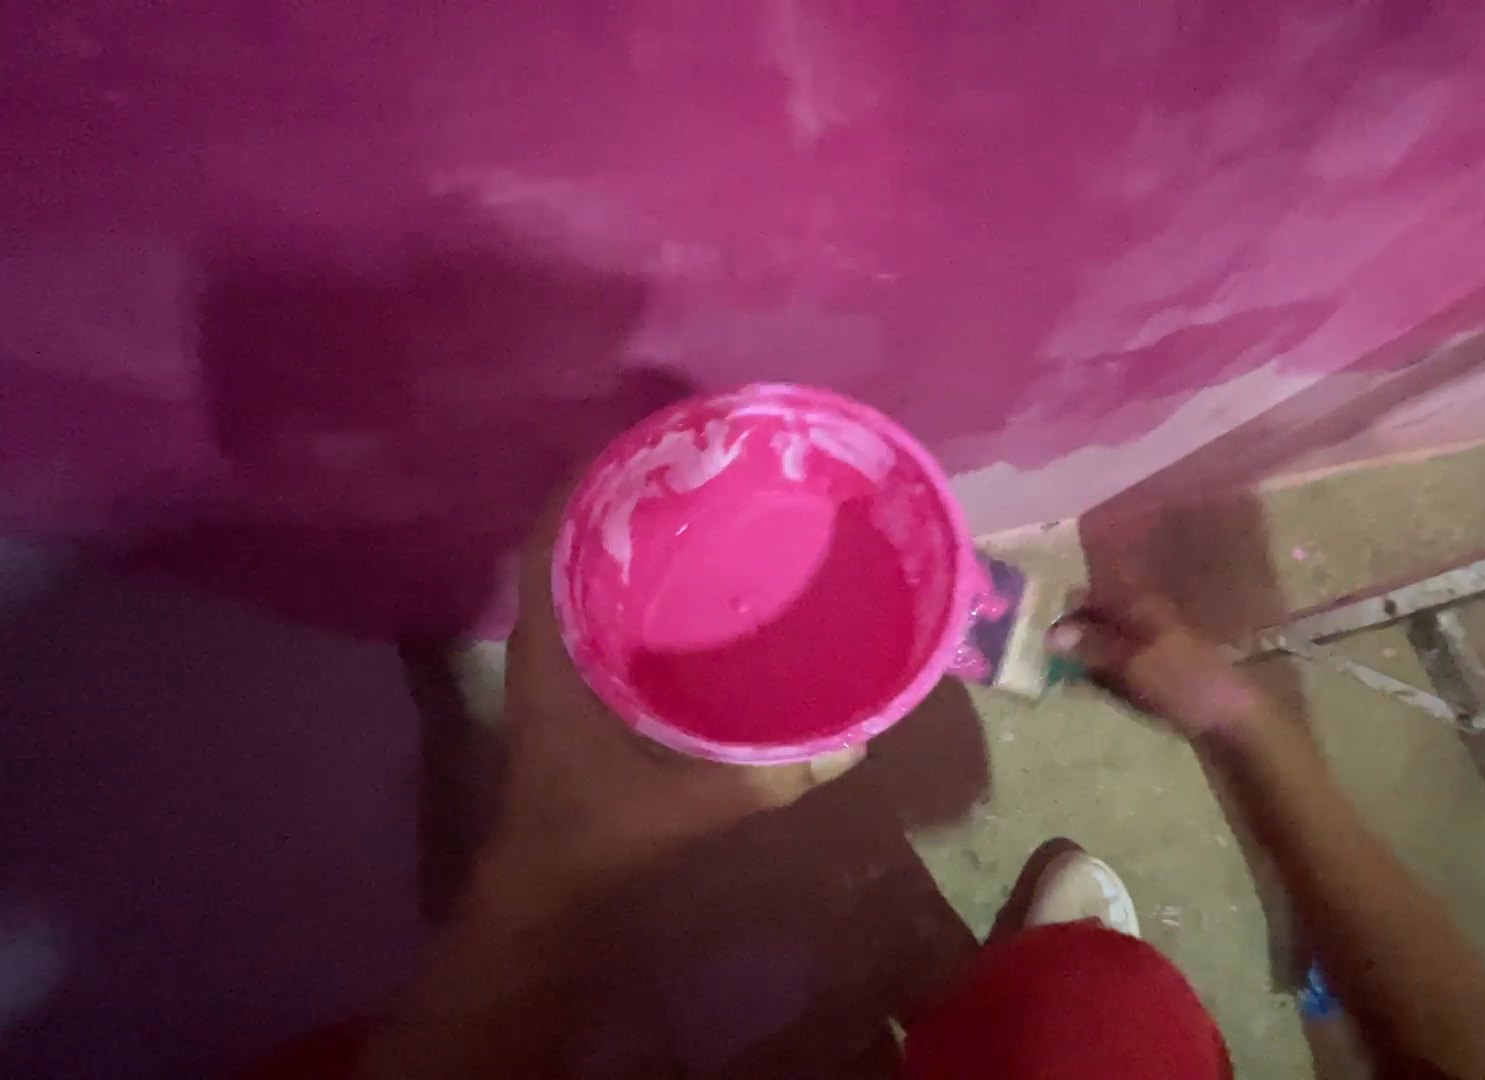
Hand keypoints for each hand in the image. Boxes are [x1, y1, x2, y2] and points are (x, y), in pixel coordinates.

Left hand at [472, 486, 862, 919]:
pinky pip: (606, 602)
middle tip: (700, 467)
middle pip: (575, 538)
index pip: (553, 538)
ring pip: (590, 568)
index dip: (589, 481)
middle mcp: (553, 638)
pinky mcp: (584, 676)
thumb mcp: (692, 804)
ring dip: (634, 531)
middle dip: (626, 494)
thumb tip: (856, 739)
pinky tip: (699, 580)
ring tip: (705, 504)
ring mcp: (565, 657)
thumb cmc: (601, 837)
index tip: (649, 445)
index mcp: (557, 649)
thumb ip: (772, 774)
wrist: (550, 889)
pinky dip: (641, 576)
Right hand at [1047, 596, 1266, 738]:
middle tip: (1039, 658)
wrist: (1233, 722)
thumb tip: (1050, 633)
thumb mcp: (1133, 663)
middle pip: (1096, 623)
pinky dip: (1096, 678)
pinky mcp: (1152, 678)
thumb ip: (1092, 646)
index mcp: (1141, 608)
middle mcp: (1142, 624)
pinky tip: (1078, 689)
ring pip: (1103, 648)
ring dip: (1080, 659)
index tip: (1039, 631)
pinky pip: (1114, 672)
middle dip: (1069, 638)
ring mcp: (1148, 652)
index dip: (1067, 610)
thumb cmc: (1185, 683)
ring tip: (1053, 674)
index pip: (1094, 596)